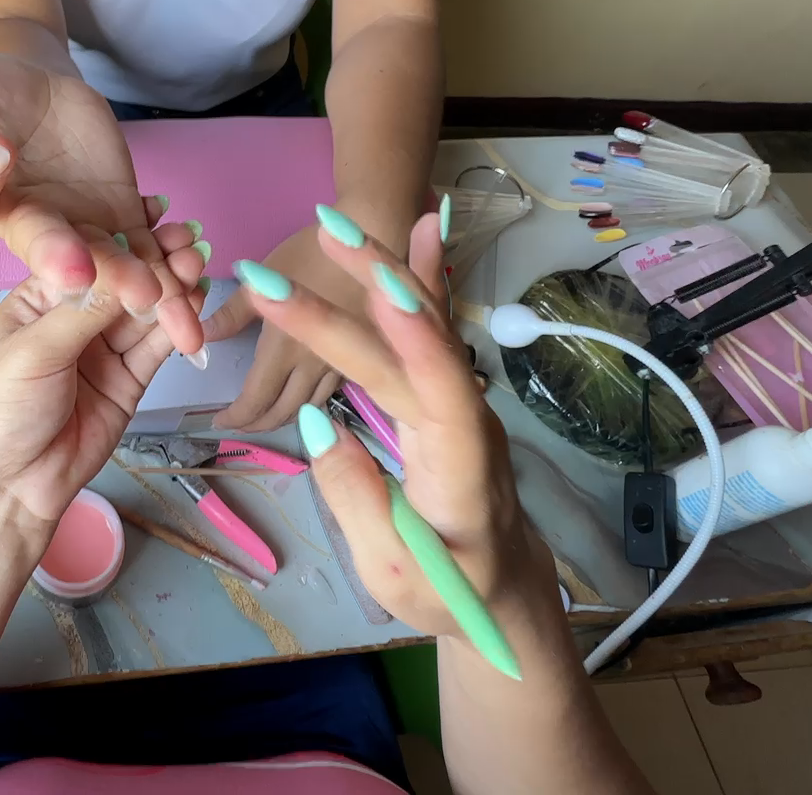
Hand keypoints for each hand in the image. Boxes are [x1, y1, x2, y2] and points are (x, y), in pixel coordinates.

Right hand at [0, 52, 203, 354]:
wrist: (35, 88)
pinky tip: (192, 317)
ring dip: (129, 285)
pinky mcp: (120, 224)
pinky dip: (170, 282)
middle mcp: (27, 225)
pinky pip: (146, 255)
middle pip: (43, 245)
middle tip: (82, 272)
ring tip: (158, 305)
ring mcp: (78, 230)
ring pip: (102, 263)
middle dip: (64, 258)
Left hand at [0, 212, 206, 524]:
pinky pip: (156, 346)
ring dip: (172, 291)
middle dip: (154, 264)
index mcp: (39, 299)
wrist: (10, 486)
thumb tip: (133, 271)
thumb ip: (85, 312)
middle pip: (122, 284)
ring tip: (198, 266)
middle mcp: (74, 317)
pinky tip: (196, 303)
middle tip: (188, 244)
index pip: (86, 263)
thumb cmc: (2, 408)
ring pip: (144, 312)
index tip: (154, 225)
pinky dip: (177, 326)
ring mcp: (104, 348)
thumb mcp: (35, 351)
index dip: (121, 245)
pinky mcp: (129, 378)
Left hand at [203, 223, 360, 431]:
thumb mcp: (263, 279)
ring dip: (285, 418)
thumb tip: (201, 337)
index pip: (256, 400)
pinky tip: (303, 399)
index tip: (218, 422)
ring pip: (310, 408)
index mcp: (285, 348)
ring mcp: (342, 364)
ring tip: (264, 416)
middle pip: (283, 412)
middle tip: (238, 423)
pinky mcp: (362, 356)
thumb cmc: (311, 255)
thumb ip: (232, 314)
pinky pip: (331, 393)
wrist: (374, 239)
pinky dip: (311, 404)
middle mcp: (314, 366)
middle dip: (257, 424)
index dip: (236, 417)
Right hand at [230, 208, 557, 635]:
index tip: (381, 287)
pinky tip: (424, 231)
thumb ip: (356, 497)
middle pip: (417, 345)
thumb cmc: (447, 589)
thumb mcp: (393, 570)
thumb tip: (312, 421)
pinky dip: (424, 275)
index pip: (439, 394)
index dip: (414, 339)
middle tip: (307, 244)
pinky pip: (431, 326)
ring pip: (423, 324)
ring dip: (383, 267)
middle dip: (361, 292)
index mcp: (461, 469)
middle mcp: (466, 418)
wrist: (504, 583)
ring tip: (340, 222)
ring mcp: (458, 398)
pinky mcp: (446, 389)